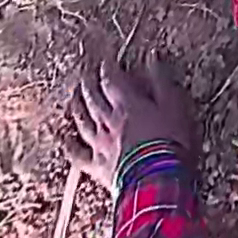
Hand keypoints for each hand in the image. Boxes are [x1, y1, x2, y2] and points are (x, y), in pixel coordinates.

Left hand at [64, 55, 195, 194]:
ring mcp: (101, 145)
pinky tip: (63, 137)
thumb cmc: (170, 141)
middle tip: (84, 72)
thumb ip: (161, 78)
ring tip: (72, 95)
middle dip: (88, 82)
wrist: (159, 182)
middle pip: (93, 97)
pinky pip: (78, 154)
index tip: (106, 59)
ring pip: (82, 121)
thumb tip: (152, 55)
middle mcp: (110, 121)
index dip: (108, 67)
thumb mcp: (174, 103)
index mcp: (128, 104)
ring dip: (77, 105)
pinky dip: (69, 145)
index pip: (112, 79)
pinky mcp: (99, 167)